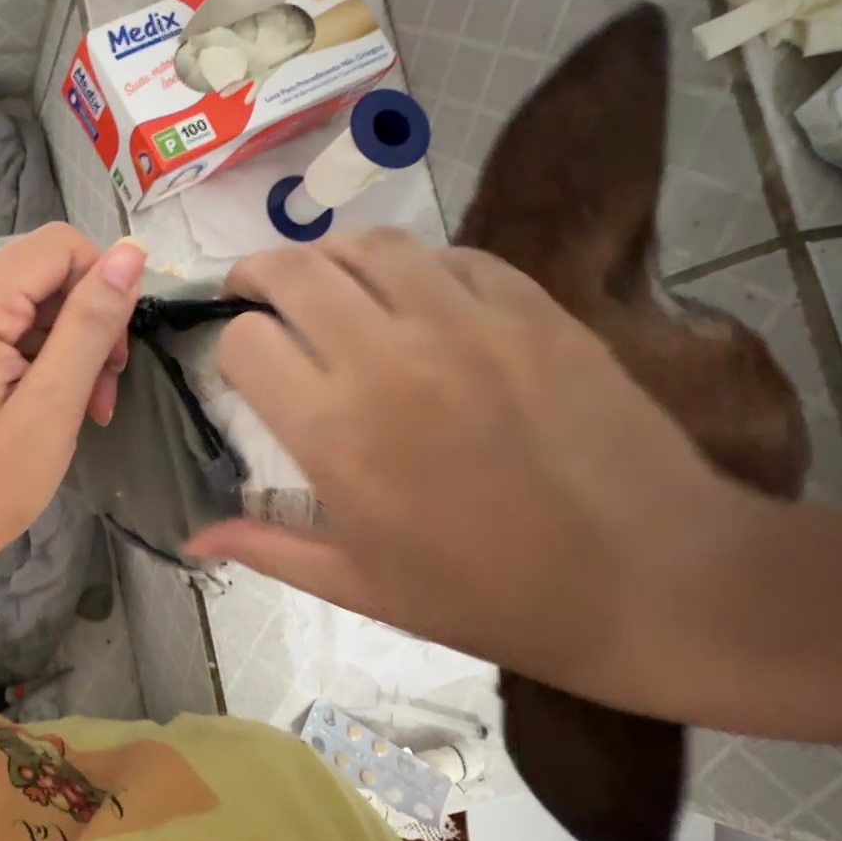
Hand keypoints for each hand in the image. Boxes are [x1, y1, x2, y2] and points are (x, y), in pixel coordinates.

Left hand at [0, 224, 146, 608]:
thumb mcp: (53, 404)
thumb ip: (91, 323)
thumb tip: (132, 252)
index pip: (57, 247)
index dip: (102, 285)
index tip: (115, 351)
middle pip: (45, 272)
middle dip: (87, 324)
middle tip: (104, 391)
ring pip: (34, 298)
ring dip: (71, 346)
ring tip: (88, 405)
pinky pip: (10, 321)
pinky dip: (44, 354)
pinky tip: (59, 399)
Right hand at [184, 229, 747, 678]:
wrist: (649, 579)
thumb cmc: (485, 595)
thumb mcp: (358, 585)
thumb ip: (266, 546)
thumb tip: (192, 539)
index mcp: (336, 431)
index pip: (247, 341)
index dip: (231, 348)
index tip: (242, 370)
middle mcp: (389, 358)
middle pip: (295, 272)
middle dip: (257, 275)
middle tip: (253, 293)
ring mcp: (466, 323)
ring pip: (369, 245)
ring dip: (328, 256)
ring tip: (325, 283)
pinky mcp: (530, 308)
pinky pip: (449, 255)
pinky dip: (411, 264)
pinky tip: (411, 296)